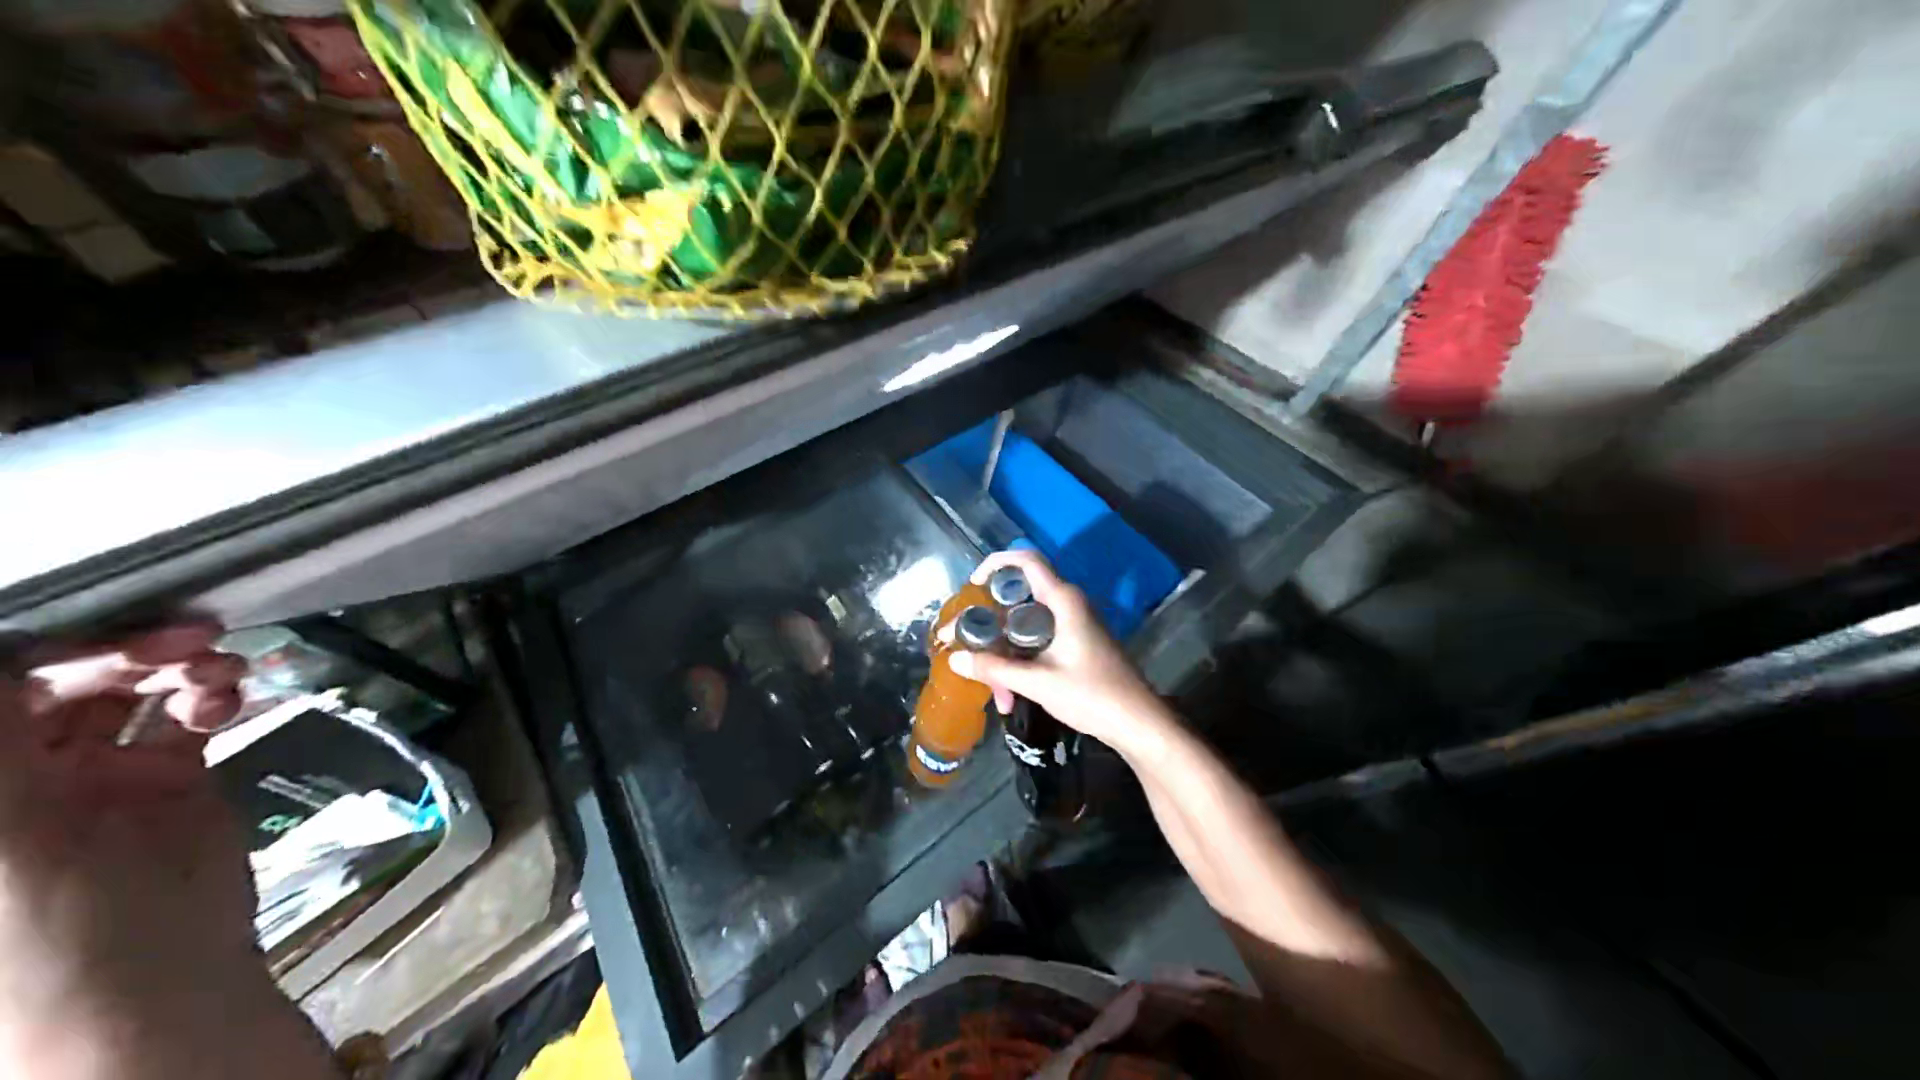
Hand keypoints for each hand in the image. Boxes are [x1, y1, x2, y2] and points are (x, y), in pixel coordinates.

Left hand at [0, 625, 284, 1078]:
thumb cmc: (34, 922)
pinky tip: (225, 702)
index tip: (124, 637)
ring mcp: (98, 776)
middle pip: (67, 684)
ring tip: (223, 671)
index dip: (57, 652)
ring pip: (133, 694)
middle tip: (196, 641)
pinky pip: (187, 720)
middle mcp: (22, 773)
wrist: (148, 978)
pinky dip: (210, 699)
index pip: (1, 687)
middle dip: (129, 653)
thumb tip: (10, 653)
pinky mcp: (170, 780)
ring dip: (178, 671)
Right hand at [947, 550, 1180, 756]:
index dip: (996, 563)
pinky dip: (1020, 663)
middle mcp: (1067, 605)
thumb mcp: (1037, 682)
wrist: (1137, 722)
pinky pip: (1036, 642)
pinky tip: (1010, 697)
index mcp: (1062, 601)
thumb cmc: (1092, 695)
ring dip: (1004, 656)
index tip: (973, 585)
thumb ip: (995, 669)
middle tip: (965, 646)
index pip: (1026, 561)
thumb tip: (954, 658)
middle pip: (1017, 600)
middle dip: (989, 627)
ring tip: (995, 693)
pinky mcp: (1074, 644)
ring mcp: (1071, 625)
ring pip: (1024, 627)